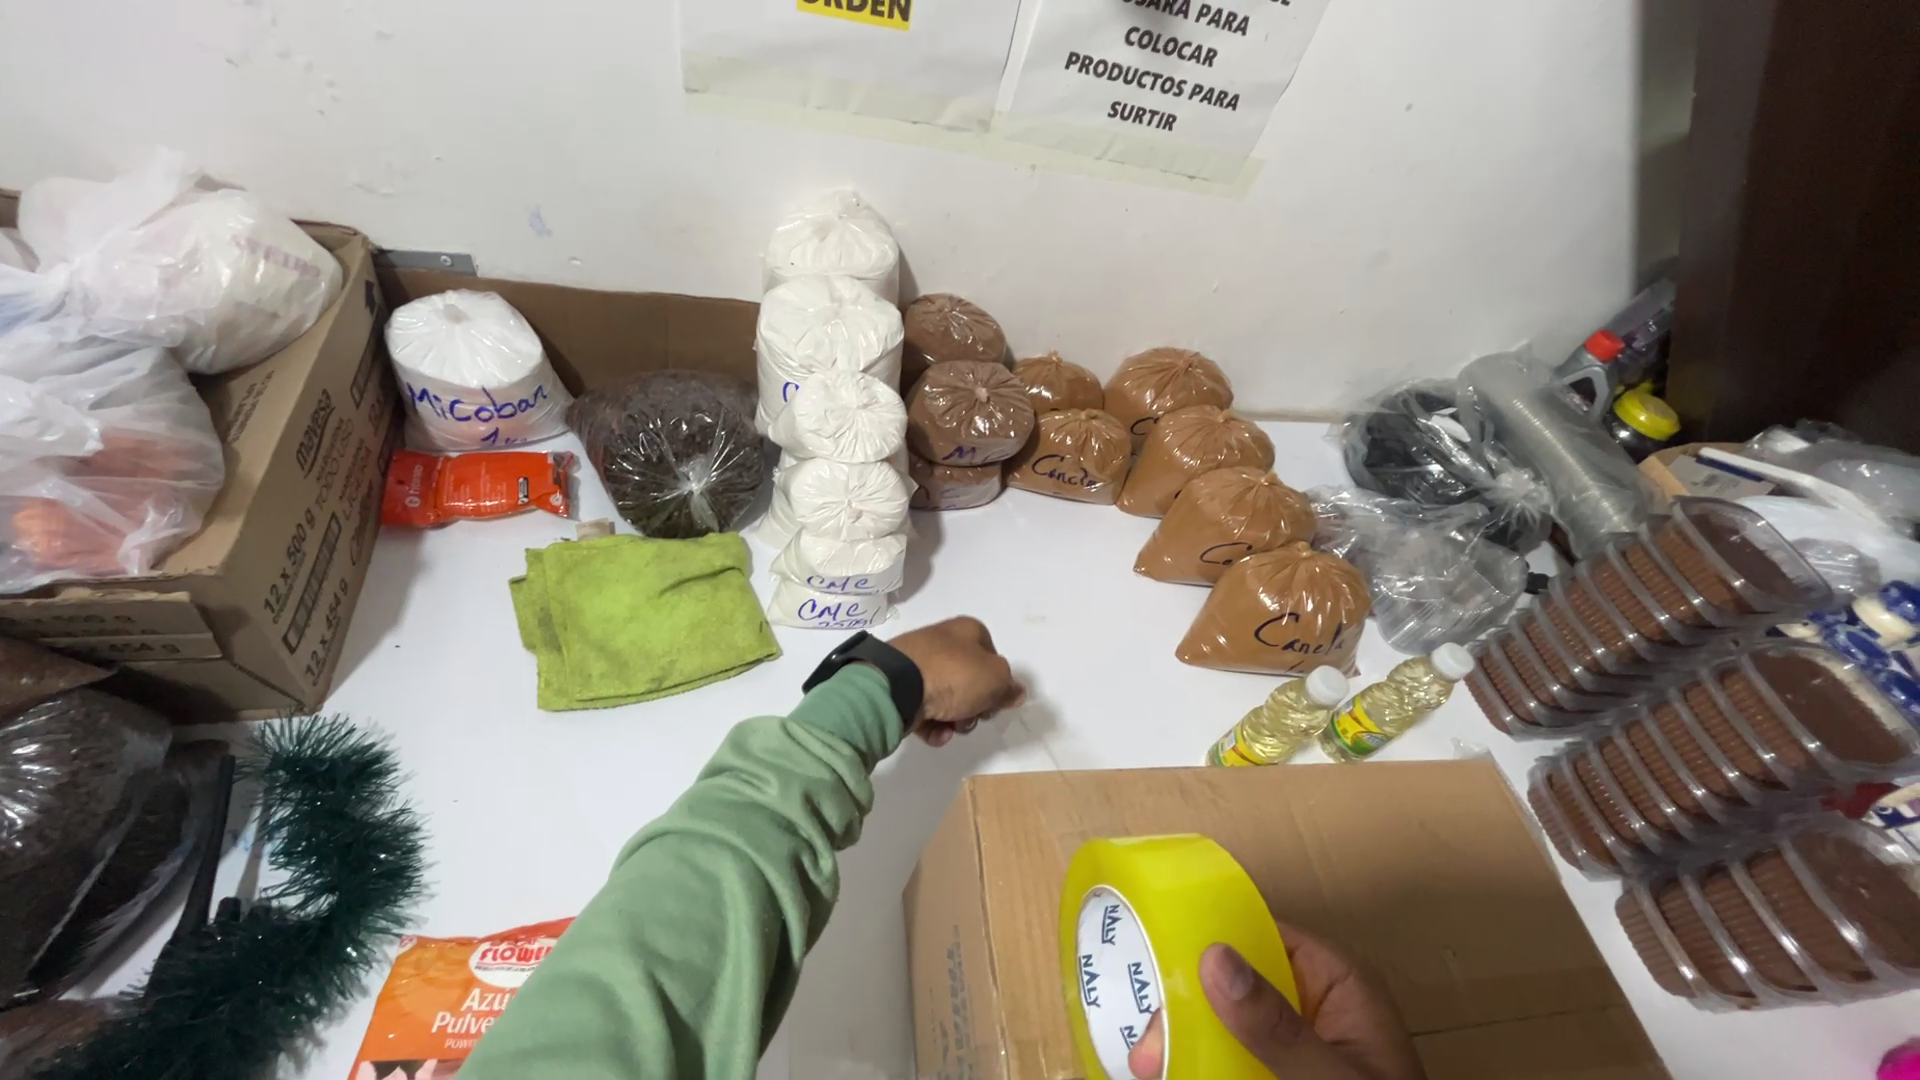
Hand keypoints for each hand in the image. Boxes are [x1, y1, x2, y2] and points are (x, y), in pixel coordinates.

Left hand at [885, 617, 1023, 745]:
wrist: (898, 685)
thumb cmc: (954, 674)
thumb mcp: (995, 678)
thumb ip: (1008, 686)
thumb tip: (1015, 691)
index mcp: (966, 631)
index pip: (991, 655)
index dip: (998, 680)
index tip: (997, 699)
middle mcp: (942, 643)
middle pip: (970, 680)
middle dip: (976, 705)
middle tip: (974, 715)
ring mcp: (918, 665)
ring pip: (948, 698)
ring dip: (955, 720)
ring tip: (951, 728)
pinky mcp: (901, 687)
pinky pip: (925, 709)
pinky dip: (932, 725)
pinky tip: (934, 733)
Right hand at [1127, 928, 1423, 1079]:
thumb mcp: (1330, 1078)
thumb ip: (1277, 1026)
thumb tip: (1213, 956)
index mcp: (1335, 981)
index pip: (1259, 936)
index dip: (1206, 943)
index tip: (1161, 970)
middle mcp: (1311, 1003)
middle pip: (1231, 984)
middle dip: (1186, 1010)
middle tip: (1148, 1049)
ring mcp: (1296, 1043)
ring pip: (1225, 1024)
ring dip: (1186, 1041)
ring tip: (1149, 1064)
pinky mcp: (1279, 1070)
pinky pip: (1235, 1058)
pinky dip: (1205, 1063)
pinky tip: (1172, 1069)